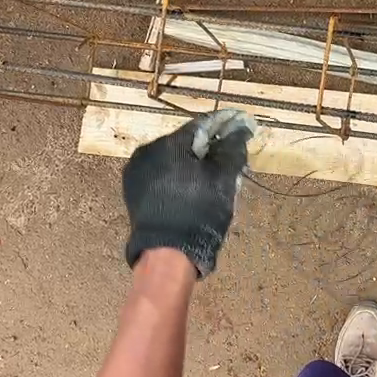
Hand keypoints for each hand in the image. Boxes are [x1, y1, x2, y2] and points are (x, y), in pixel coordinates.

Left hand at [122, 109, 255, 276]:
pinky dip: (179, 175)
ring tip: (214, 171)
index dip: (226, 124)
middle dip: (210, 145)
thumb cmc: (199, 211)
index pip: (202, 125)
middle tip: (231, 151)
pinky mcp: (133, 191)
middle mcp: (146, 151)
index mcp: (168, 144)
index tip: (243, 123)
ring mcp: (136, 172)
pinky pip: (161, 174)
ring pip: (172, 158)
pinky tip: (193, 185)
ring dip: (193, 161)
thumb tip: (240, 129)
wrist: (167, 253)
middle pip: (186, 142)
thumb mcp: (224, 179)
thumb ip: (232, 149)